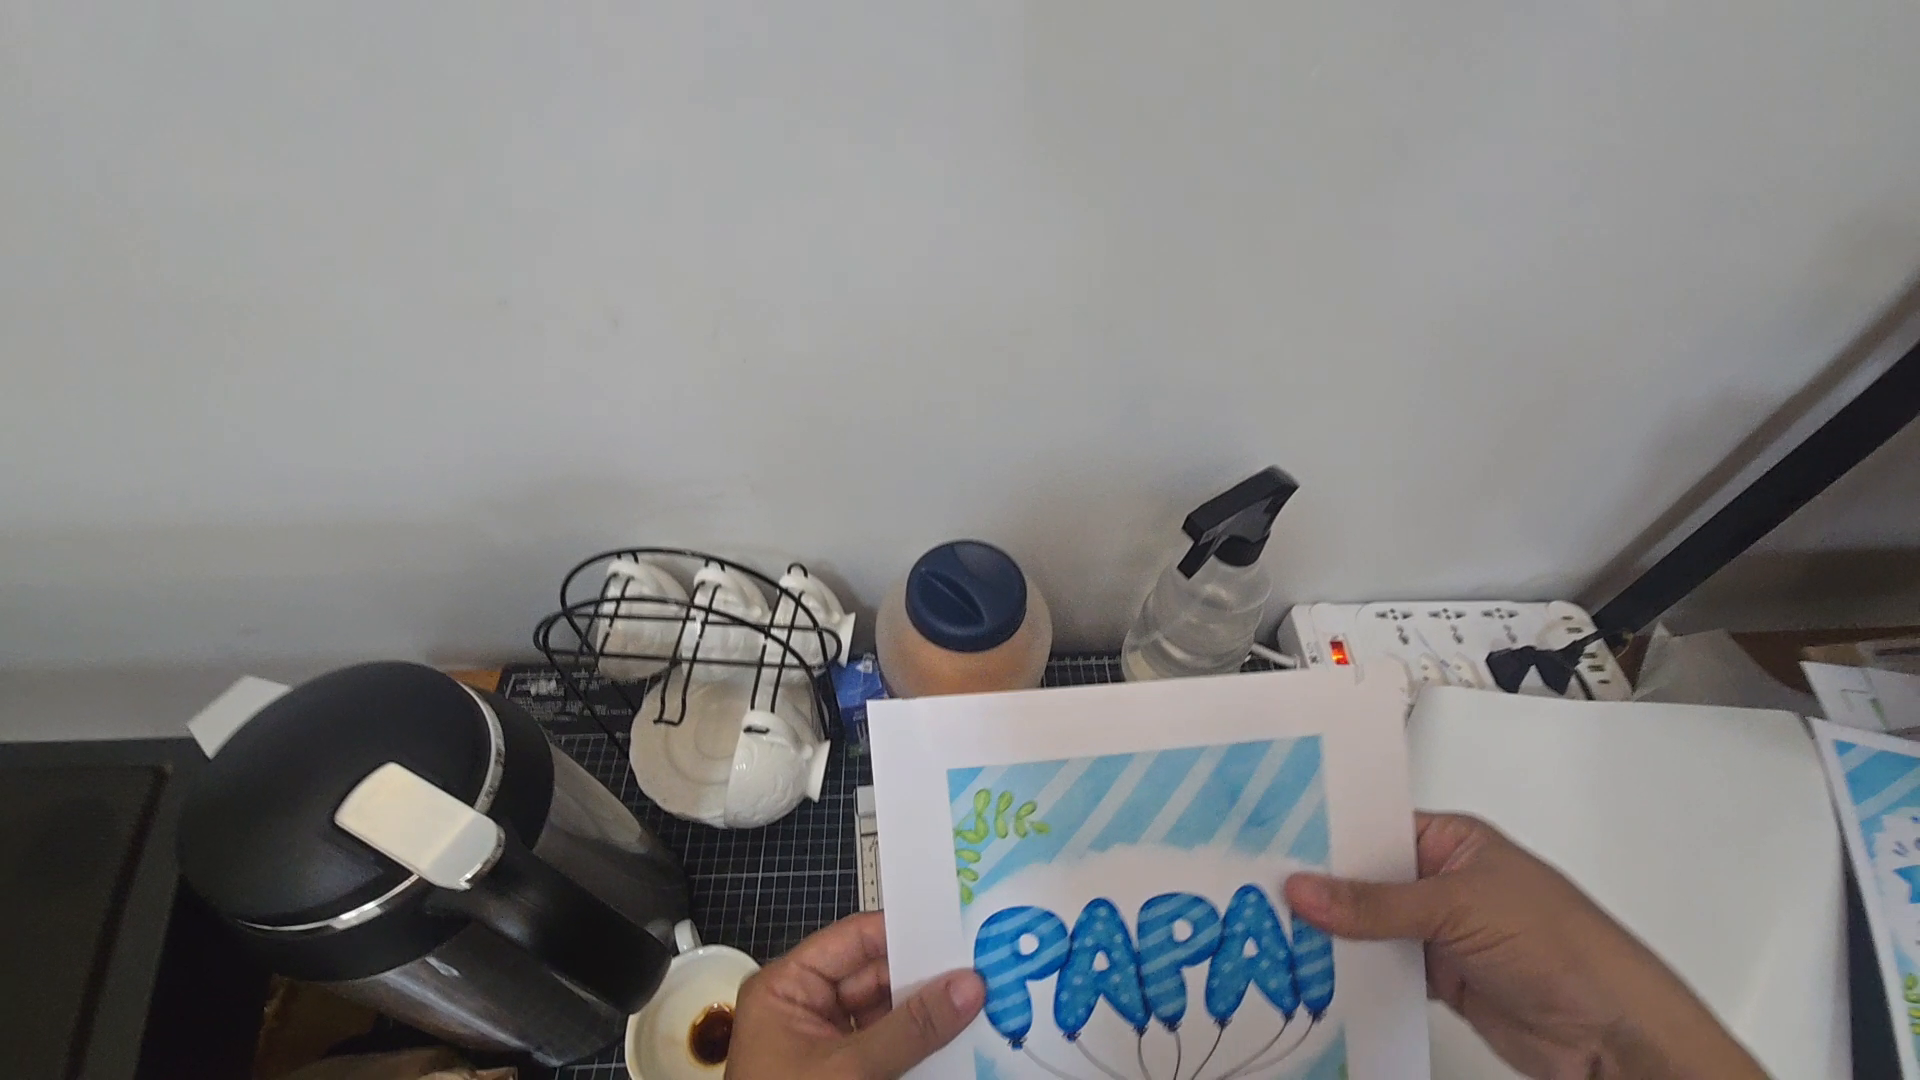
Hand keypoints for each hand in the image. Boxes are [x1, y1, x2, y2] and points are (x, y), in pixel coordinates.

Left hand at [727, 912, 985, 1079]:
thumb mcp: (848, 1070)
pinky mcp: (845, 1072)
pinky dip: (920, 1040)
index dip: (905, 930)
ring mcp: (826, 1042)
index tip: (956, 923)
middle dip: (925, 972)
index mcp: (787, 985)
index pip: (854, 939)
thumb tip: (970, 984)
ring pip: (888, 1009)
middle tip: (979, 960)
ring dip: (929, 1007)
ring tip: (980, 990)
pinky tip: (959, 1029)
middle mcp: (806, 1004)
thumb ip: (909, 1028)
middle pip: (876, 973)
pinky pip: (889, 1043)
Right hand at [1282, 813, 1765, 1079]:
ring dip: (1330, 928)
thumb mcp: (1457, 908)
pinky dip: (1350, 966)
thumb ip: (1375, 904)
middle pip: (1363, 874)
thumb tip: (1302, 889)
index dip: (1323, 828)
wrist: (1621, 1041)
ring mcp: (1437, 928)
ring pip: (1366, 921)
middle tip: (1258, 880)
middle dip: (1318, 881)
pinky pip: (1379, 962)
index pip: (1370, 823)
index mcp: (1449, 839)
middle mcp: (1438, 878)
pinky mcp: (1436, 974)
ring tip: (1273, 921)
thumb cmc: (1562, 947)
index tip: (1271, 834)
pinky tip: (1314, 964)